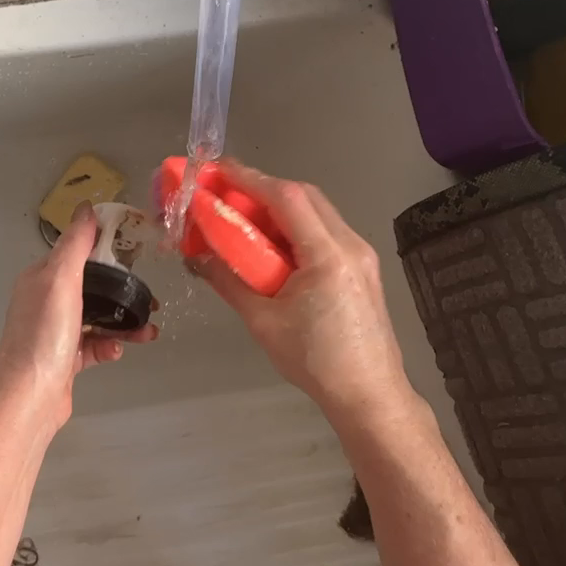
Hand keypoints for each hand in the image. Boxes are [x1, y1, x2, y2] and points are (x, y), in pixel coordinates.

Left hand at [0, 202, 159, 427]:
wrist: (30, 396)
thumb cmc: (44, 333)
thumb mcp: (60, 279)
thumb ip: (75, 244)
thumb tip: (87, 206)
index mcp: (40, 278)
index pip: (75, 254)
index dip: (105, 251)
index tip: (136, 254)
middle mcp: (44, 301)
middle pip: (90, 287)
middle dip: (121, 291)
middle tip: (151, 299)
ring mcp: (54, 332)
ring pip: (96, 318)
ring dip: (123, 322)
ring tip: (149, 330)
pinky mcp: (64, 359)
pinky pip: (93, 345)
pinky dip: (108, 346)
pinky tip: (117, 350)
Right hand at [189, 160, 416, 426]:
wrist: (369, 394)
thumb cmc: (315, 361)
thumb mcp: (262, 321)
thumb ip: (228, 281)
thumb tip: (196, 257)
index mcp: (327, 255)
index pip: (286, 198)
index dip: (249, 179)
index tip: (216, 170)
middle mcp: (350, 244)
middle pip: (303, 196)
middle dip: (260, 188)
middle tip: (224, 194)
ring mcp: (360, 254)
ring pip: (315, 211)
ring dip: (277, 207)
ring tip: (242, 218)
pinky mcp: (361, 267)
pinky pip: (322, 231)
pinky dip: (292, 227)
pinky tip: (270, 245)